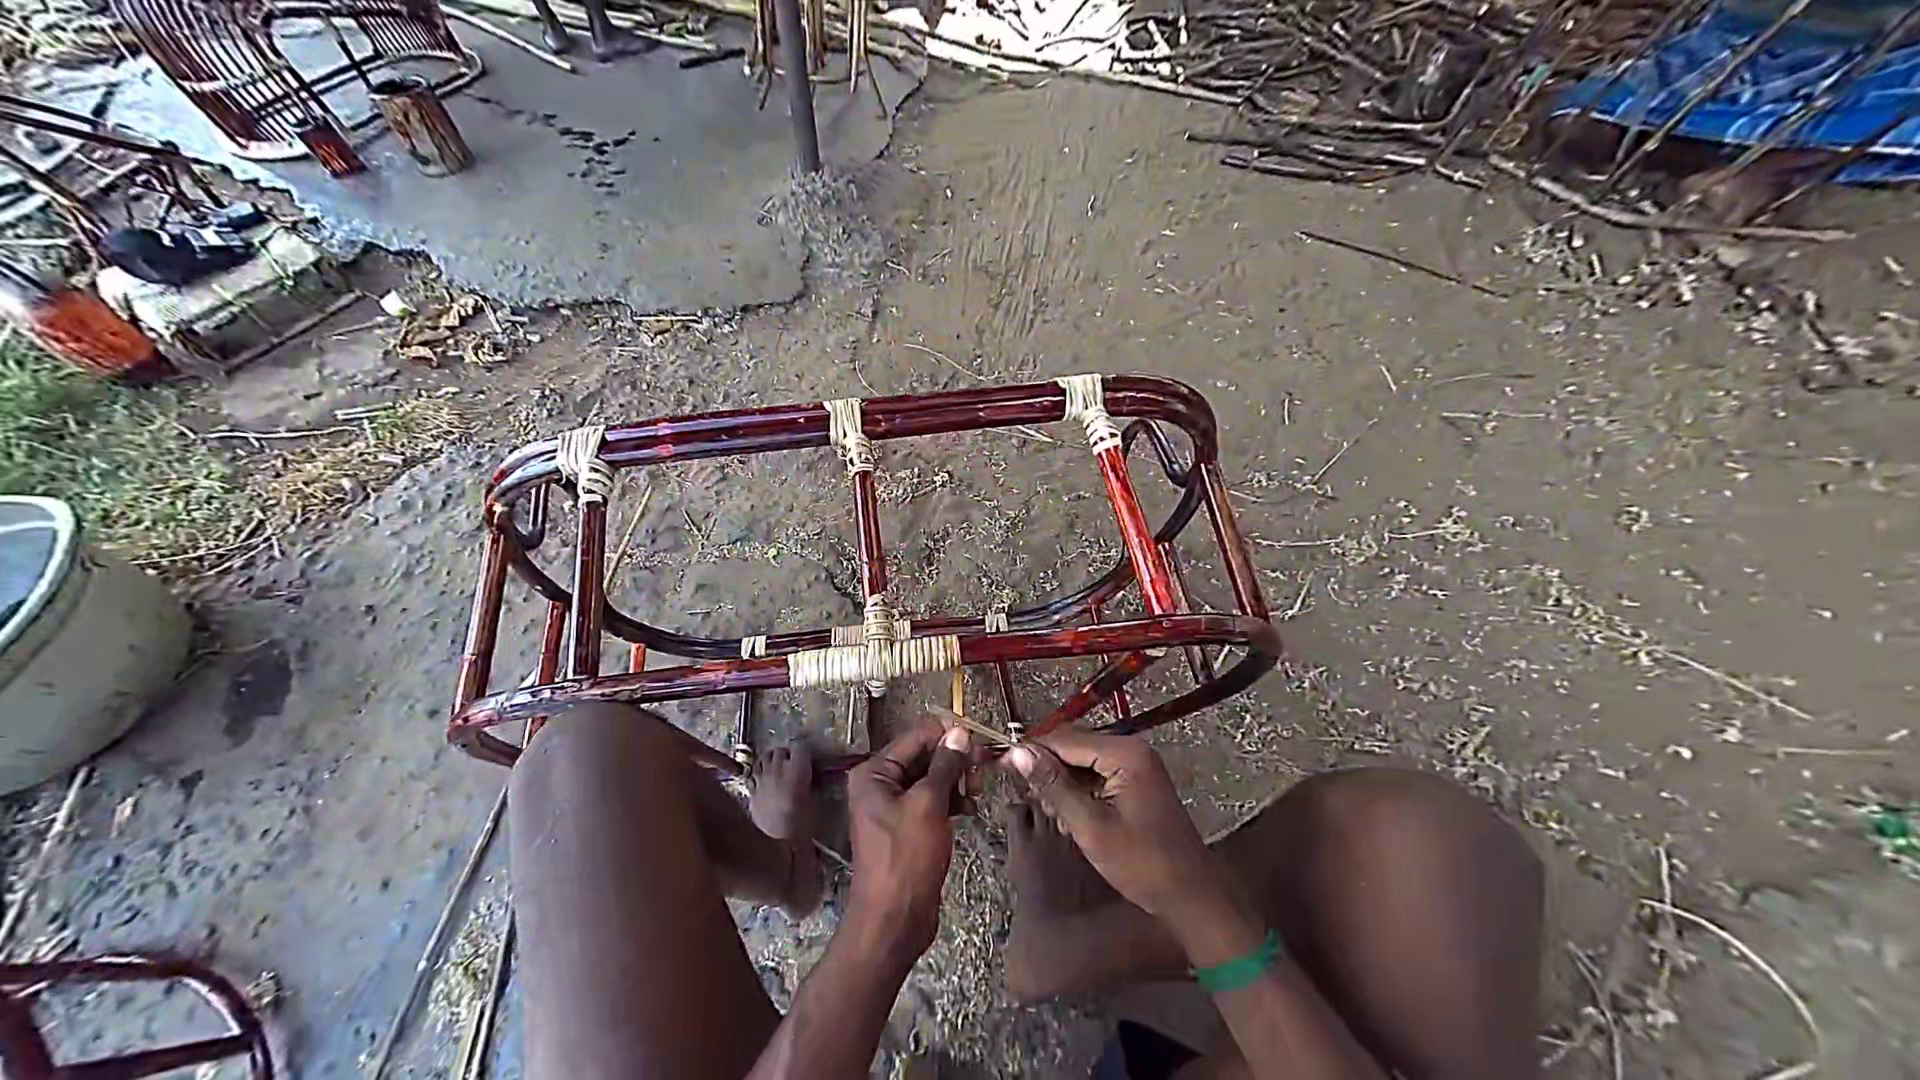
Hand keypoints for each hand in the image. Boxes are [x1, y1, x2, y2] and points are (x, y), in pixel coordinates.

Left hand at [844, 721, 972, 961]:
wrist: (894, 922)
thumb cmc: (905, 859)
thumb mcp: (928, 804)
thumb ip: (945, 765)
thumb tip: (961, 734)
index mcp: (874, 772)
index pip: (917, 738)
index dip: (949, 737)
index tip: (980, 742)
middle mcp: (880, 784)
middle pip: (924, 756)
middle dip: (955, 760)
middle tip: (984, 767)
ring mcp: (893, 806)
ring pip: (931, 778)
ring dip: (956, 780)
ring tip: (978, 790)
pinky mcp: (908, 826)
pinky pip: (932, 800)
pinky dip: (952, 800)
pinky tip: (970, 807)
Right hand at [1001, 731, 1231, 925]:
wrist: (1191, 896)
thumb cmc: (1142, 864)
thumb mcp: (1090, 825)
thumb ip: (1053, 785)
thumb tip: (1017, 754)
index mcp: (1125, 753)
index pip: (1065, 739)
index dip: (1032, 751)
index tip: (1002, 764)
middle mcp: (1132, 749)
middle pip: (1074, 746)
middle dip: (1047, 768)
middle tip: (1027, 796)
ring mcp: (1136, 765)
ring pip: (1082, 761)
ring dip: (1061, 782)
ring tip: (1051, 813)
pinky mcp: (1136, 781)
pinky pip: (1096, 774)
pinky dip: (1078, 791)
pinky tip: (1067, 815)